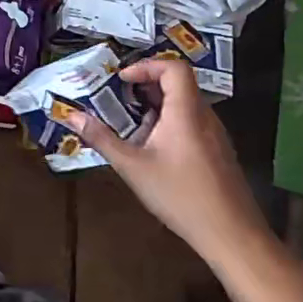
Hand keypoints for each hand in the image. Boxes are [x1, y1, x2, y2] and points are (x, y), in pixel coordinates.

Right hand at [68, 58, 271, 259]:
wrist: (232, 236)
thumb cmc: (180, 196)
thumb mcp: (132, 167)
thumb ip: (101, 138)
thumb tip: (70, 116)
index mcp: (186, 113)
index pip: (175, 68)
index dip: (147, 65)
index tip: (122, 80)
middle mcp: (204, 118)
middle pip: (178, 84)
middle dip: (144, 86)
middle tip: (116, 99)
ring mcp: (215, 135)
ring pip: (184, 104)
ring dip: (154, 105)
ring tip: (128, 123)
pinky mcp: (217, 152)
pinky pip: (191, 122)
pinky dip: (168, 122)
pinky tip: (151, 148)